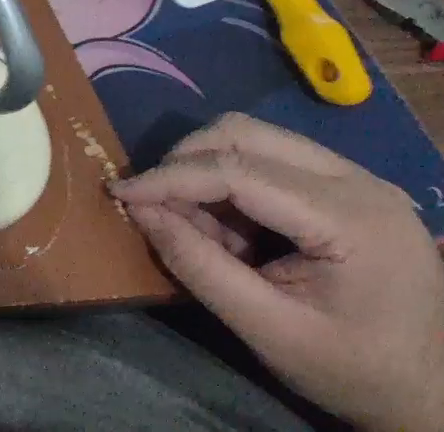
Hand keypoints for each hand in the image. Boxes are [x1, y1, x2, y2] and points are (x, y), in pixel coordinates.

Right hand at [111, 114, 443, 430]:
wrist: (434, 396)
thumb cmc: (352, 369)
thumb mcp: (266, 328)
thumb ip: (197, 265)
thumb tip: (136, 209)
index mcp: (353, 221)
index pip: (235, 170)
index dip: (166, 178)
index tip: (117, 194)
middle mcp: (361, 184)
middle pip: (241, 134)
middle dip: (183, 163)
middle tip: (156, 205)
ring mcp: (359, 181)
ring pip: (249, 136)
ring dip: (204, 169)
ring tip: (200, 221)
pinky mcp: (348, 187)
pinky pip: (267, 156)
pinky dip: (228, 179)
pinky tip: (231, 225)